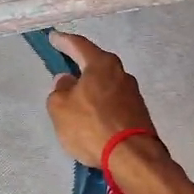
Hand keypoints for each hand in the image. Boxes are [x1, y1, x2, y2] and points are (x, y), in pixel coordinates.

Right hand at [44, 32, 159, 166]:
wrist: (132, 156)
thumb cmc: (91, 126)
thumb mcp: (61, 108)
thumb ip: (59, 90)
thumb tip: (66, 80)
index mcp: (102, 64)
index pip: (79, 45)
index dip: (64, 41)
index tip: (54, 37)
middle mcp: (121, 73)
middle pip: (97, 64)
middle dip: (81, 65)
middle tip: (66, 66)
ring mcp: (133, 94)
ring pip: (106, 84)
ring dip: (92, 88)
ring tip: (78, 98)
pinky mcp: (139, 113)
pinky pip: (114, 102)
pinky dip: (102, 105)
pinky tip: (94, 116)